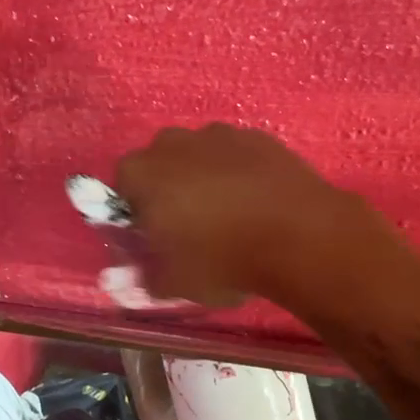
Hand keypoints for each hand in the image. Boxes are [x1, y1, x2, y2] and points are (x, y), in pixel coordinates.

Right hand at [114, 124, 371, 305]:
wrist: (298, 235)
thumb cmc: (221, 259)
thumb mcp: (174, 284)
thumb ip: (145, 279)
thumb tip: (134, 279)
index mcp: (141, 174)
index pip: (122, 188)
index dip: (136, 213)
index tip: (154, 238)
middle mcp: (173, 143)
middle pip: (160, 165)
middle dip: (168, 190)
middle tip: (188, 227)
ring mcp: (219, 135)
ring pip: (199, 157)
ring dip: (204, 179)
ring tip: (229, 216)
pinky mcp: (259, 137)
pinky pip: (236, 156)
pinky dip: (240, 174)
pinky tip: (257, 204)